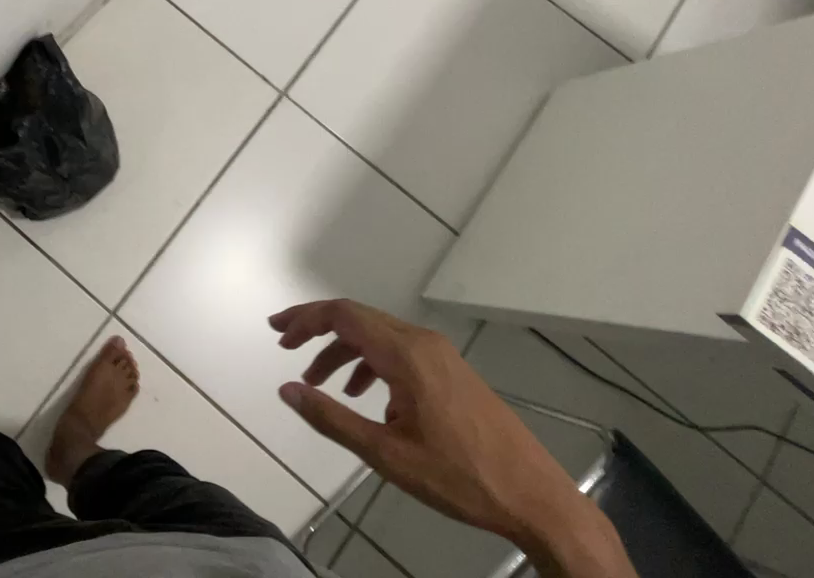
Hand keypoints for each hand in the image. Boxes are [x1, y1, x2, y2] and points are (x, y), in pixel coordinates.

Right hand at [270, 300, 634, 577]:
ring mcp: (440, 355)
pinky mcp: (451, 371)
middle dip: (317, 328)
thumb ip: (331, 418)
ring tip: (317, 380)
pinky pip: (398, 350)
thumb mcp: (386, 454)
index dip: (305, 318)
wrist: (536, 498)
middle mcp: (422, 342)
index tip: (276, 332)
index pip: (343, 315)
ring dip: (342, 350)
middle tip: (284, 345)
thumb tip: (287, 390)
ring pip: (377, 335)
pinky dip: (369, 362)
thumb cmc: (459, 477)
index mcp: (406, 354)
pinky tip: (364, 395)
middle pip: (357, 317)